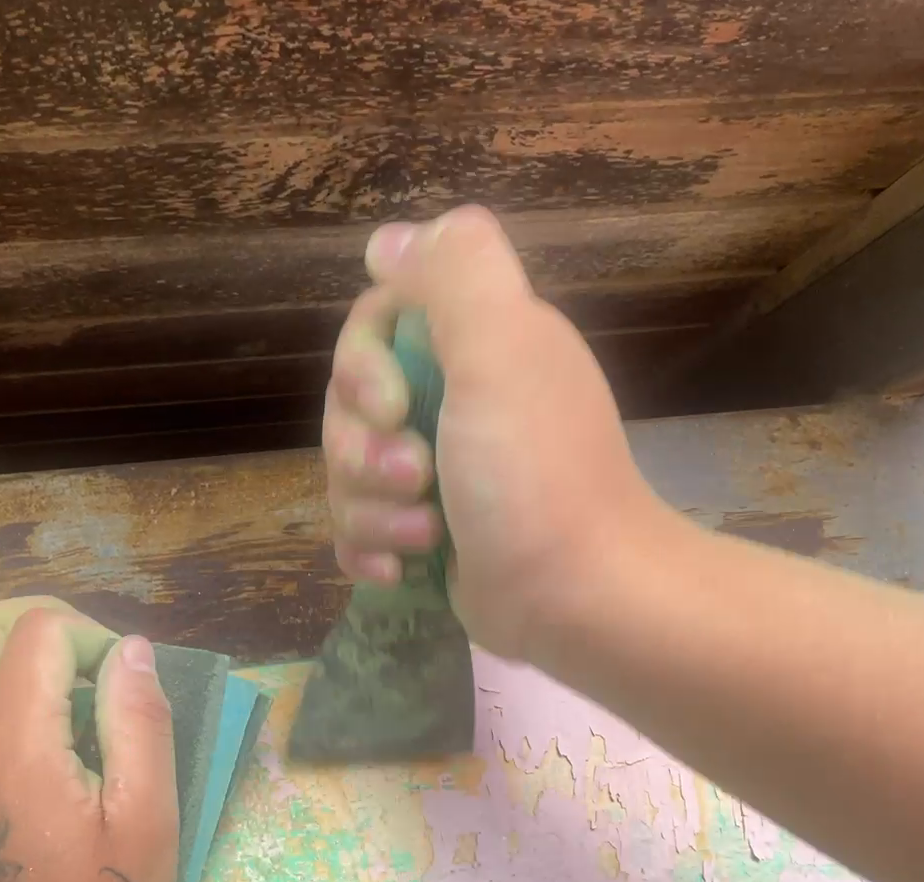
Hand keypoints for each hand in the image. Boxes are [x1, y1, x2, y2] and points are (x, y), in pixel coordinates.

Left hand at [0, 597, 176, 881]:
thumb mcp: (148, 822)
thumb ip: (139, 722)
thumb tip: (132, 649)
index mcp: (9, 742)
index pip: (39, 629)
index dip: (94, 635)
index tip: (125, 681)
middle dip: (37, 623)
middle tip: (87, 664)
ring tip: (52, 699)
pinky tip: (18, 742)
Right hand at [322, 205, 677, 661]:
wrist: (577, 599)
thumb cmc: (536, 475)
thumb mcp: (502, 353)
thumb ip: (454, 275)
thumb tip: (386, 240)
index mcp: (471, 348)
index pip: (373, 326)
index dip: (361, 367)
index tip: (392, 405)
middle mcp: (451, 401)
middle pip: (348, 407)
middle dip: (366, 453)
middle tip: (418, 480)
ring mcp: (434, 471)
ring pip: (347, 474)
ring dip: (374, 510)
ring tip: (427, 535)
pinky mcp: (422, 530)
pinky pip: (357, 527)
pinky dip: (371, 549)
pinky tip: (400, 569)